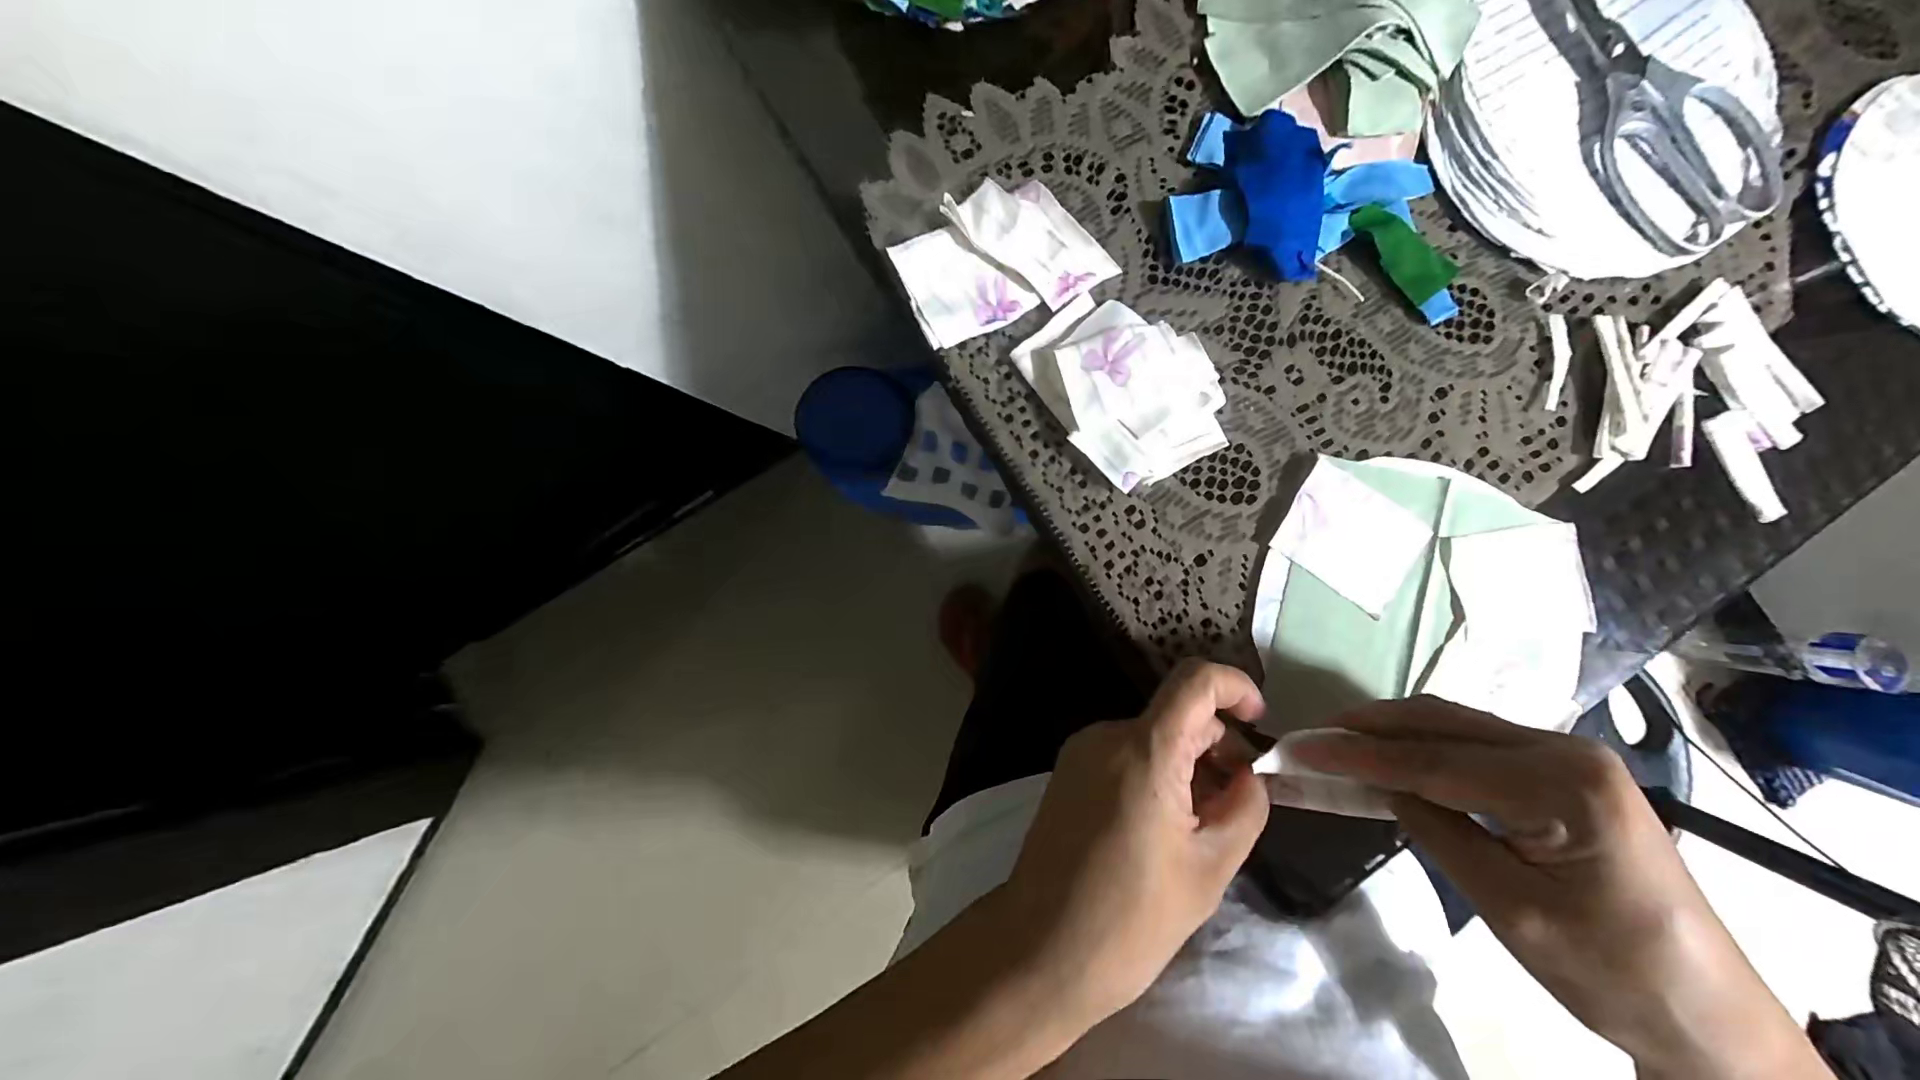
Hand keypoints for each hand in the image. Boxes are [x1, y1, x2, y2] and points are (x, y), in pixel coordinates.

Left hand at [992, 659, 1270, 1025]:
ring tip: (1204, 825)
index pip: (1194, 680)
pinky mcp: (1068, 772)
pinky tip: (1166, 824)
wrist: (1043, 947)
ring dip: (1188, 763)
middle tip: (1239, 800)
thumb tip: (1249, 774)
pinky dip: (1156, 771)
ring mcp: (1080, 752)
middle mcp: (1106, 735)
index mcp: (1144, 750)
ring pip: (1151, 736)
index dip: (1235, 685)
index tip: (1260, 720)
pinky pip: (1124, 753)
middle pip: (1175, 714)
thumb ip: (1245, 806)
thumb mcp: (1211, 867)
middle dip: (1217, 745)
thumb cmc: (1133, 916)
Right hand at [1288, 697, 1828, 1079]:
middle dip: (1369, 727)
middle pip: (1443, 723)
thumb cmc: (1611, 971)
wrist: (1708, 1014)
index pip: (1434, 759)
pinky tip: (1391, 755)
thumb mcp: (1509, 907)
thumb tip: (1382, 786)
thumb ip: (1438, 831)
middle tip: (1309, 738)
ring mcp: (1569, 757)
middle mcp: (1568, 750)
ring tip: (1336, 742)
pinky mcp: (1563, 773)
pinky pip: (1477, 744)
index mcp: (1563, 785)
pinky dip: (1423, 746)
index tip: (1300, 748)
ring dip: (1392, 732)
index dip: (1359, 754)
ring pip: (1456, 725)